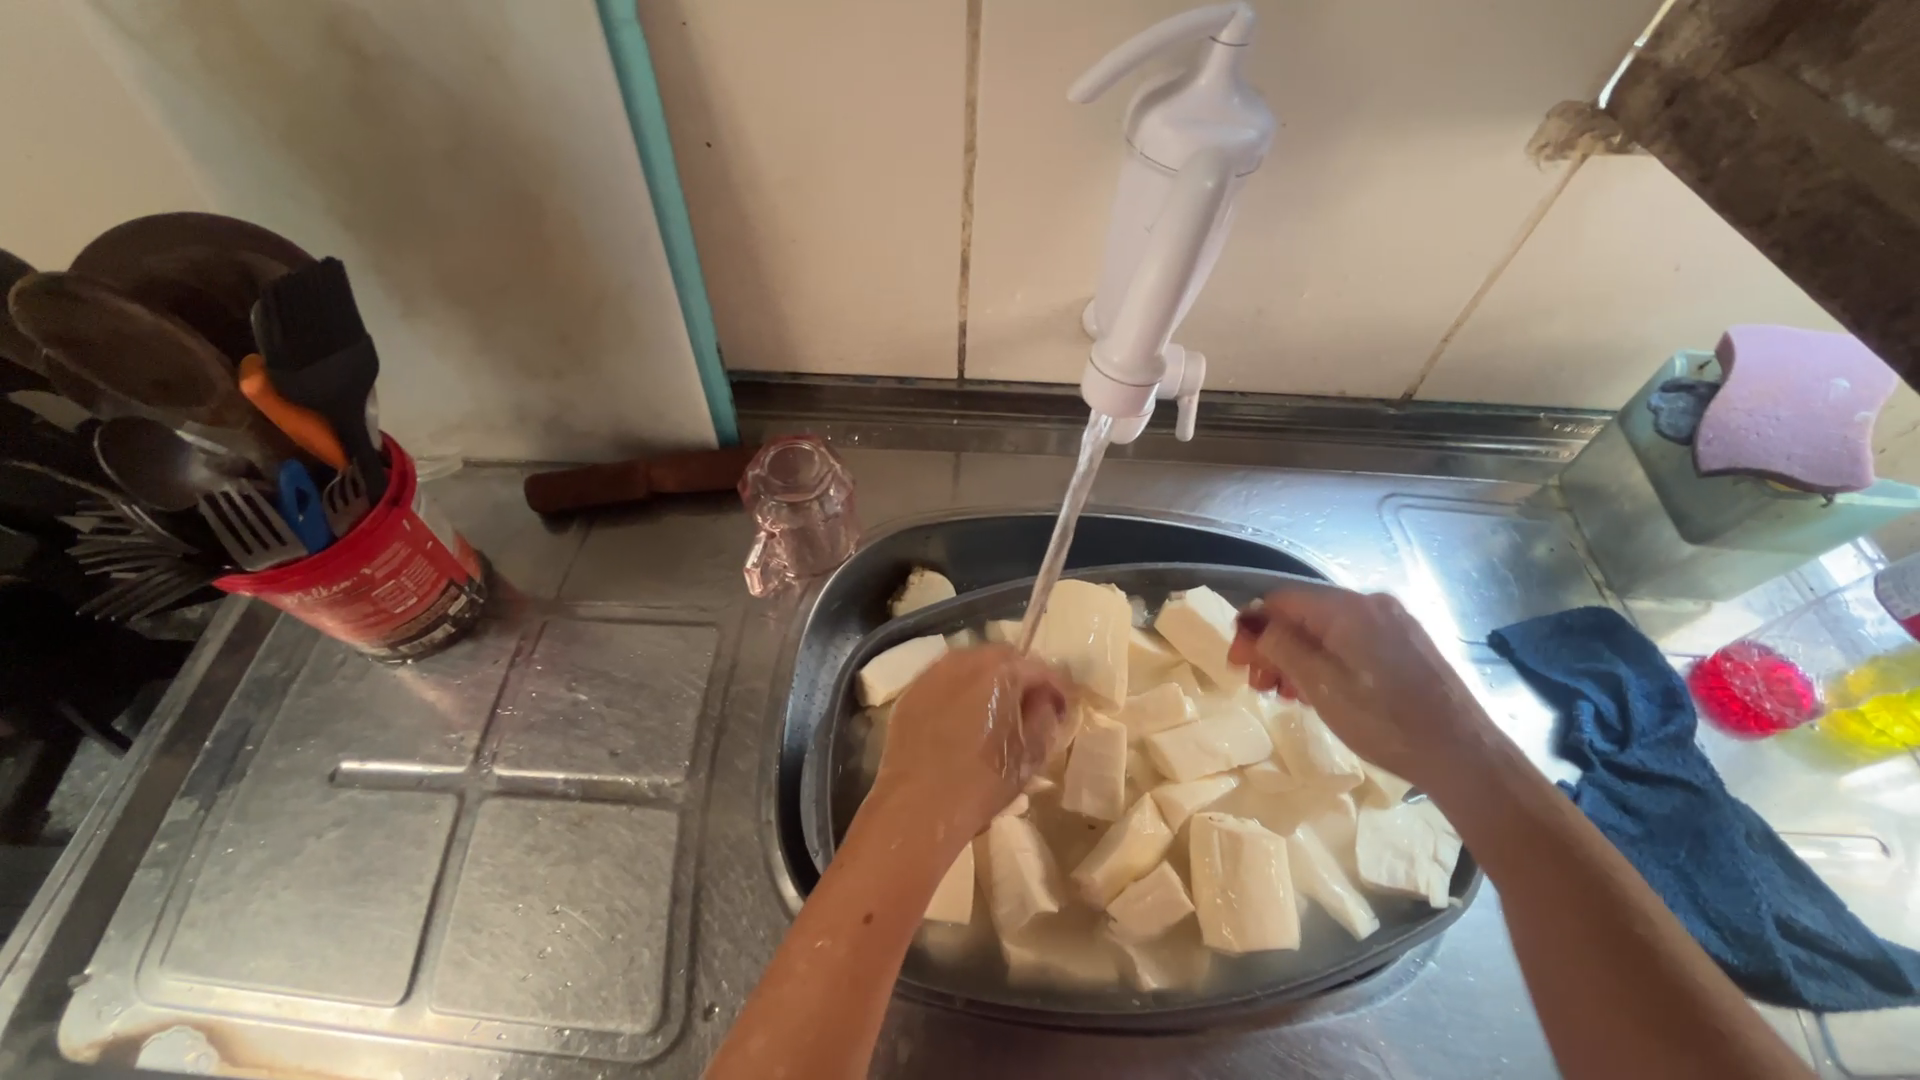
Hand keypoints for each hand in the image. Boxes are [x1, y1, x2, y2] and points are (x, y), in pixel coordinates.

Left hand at [865, 645, 1071, 850]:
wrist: (916, 807)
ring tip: (996, 711)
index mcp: (1000, 672)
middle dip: (1021, 677)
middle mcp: (964, 662)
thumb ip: (1045, 718)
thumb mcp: (1029, 755)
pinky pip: (944, 682)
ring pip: (970, 665)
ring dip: (988, 681)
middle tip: (1030, 707)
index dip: (1057, 687)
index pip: (1039, 668)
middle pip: (1003, 658)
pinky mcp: (910, 693)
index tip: (1063, 708)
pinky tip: (962, 719)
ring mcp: (932, 675)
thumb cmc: (980, 783)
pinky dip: (960, 692)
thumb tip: (1045, 701)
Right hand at [1227, 582, 1501, 794]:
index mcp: (1347, 608)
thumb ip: (1280, 647)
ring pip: (1327, 630)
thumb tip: (1253, 624)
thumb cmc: (1385, 721)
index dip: (1252, 629)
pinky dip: (1327, 661)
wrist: (1464, 755)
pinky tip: (1323, 691)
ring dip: (1298, 657)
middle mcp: (1372, 604)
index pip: (1280, 600)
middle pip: (1304, 614)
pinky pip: (1352, 641)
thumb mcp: (1319, 686)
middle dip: (1274, 646)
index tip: (1237, 666)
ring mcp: (1395, 624)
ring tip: (1290, 695)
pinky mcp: (1408, 645)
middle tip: (1261, 687)